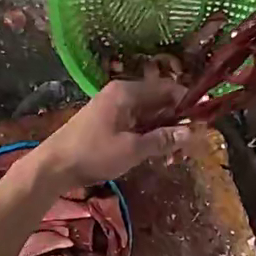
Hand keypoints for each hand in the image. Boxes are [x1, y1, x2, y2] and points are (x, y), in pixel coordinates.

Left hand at [29, 77, 193, 187]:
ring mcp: (113, 108)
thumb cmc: (93, 154)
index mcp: (127, 92)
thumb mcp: (132, 149)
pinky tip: (156, 156)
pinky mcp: (108, 123)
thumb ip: (162, 140)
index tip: (202, 122)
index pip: (167, 88)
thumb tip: (191, 132)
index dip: (187, 103)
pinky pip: (136, 125)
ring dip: (163, 134)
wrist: (53, 166)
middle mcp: (121, 94)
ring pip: (149, 116)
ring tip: (173, 157)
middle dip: (176, 123)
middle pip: (160, 102)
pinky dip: (148, 138)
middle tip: (188, 147)